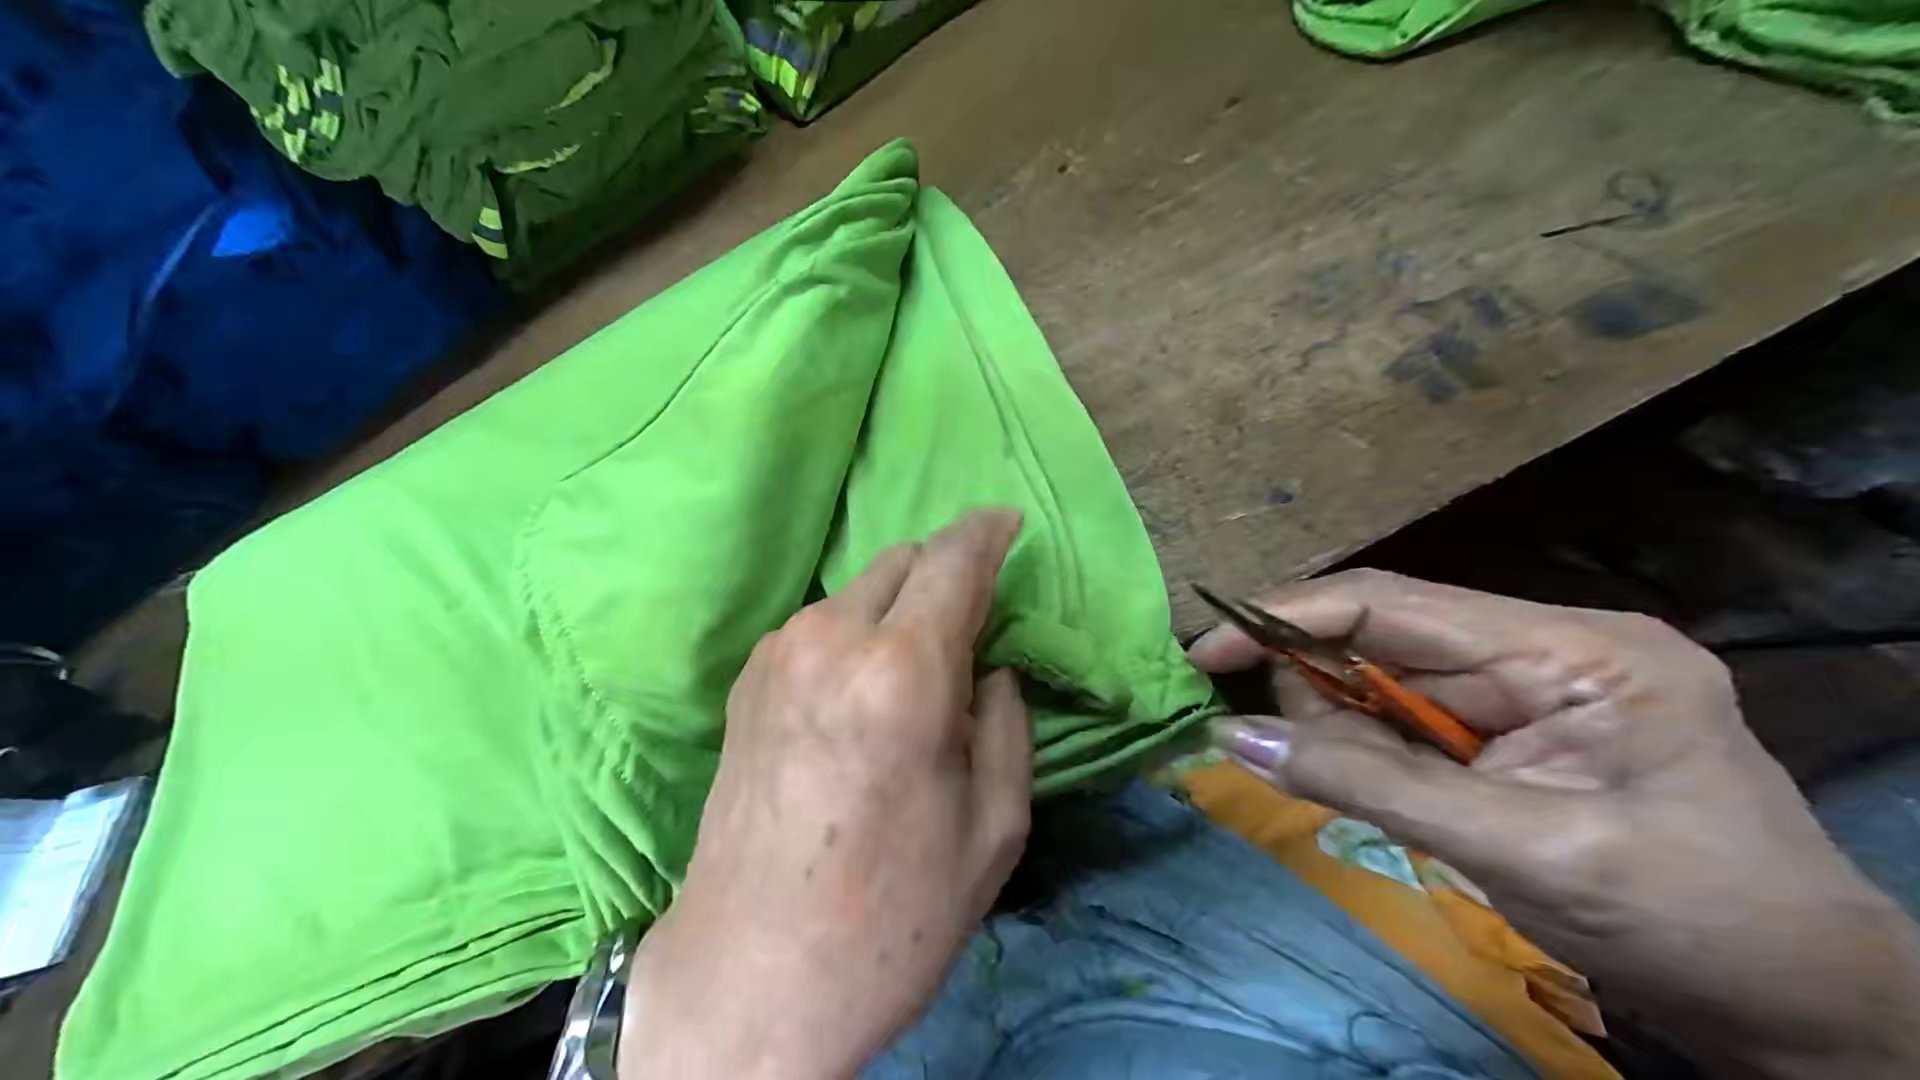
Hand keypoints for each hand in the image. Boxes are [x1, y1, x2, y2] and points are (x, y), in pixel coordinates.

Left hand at [618, 510, 1031, 1079]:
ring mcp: (778, 655)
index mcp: (901, 674)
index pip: (952, 562)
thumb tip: (989, 667)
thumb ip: (1004, 721)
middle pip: (902, 561)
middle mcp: (831, 642)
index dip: (986, 532)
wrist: (752, 975)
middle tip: (972, 619)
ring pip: (859, 591)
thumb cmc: (892, 914)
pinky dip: (858, 632)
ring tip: (915, 672)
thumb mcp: (993, 825)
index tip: (1008, 522)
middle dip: (945, 572)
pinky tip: (862, 693)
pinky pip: (822, 625)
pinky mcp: (746, 679)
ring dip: (899, 607)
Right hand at [1190, 570, 1919, 1079]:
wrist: (1804, 1009)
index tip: (1207, 649)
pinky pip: (1393, 720)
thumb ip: (1368, 784)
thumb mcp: (1525, 851)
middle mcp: (1534, 648)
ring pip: (1372, 681)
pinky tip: (1381, 789)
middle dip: (1312, 689)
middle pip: (1372, 638)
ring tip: (1372, 793)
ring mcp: (1517, 685)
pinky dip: (1360, 750)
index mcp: (1567, 650)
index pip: (1390, 603)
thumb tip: (1234, 736)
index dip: (1285, 618)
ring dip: (1336, 729)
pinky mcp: (1499, 725)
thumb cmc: (1698, 922)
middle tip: (1285, 751)